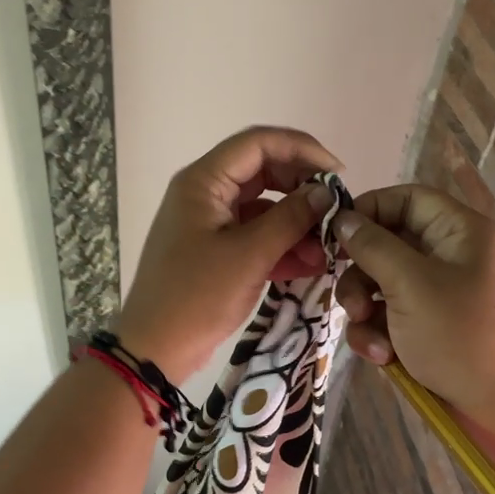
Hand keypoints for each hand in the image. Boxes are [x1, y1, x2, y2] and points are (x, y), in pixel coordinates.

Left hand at [118, 127, 341, 380]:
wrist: (155, 350)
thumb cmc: (197, 297)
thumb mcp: (249, 256)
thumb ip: (291, 219)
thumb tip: (326, 192)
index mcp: (203, 181)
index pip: (259, 143)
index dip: (303, 151)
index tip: (339, 175)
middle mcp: (205, 193)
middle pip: (264, 173)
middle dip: (303, 192)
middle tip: (336, 213)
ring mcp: (209, 224)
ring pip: (263, 208)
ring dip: (296, 225)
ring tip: (328, 250)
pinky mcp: (215, 252)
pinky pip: (255, 237)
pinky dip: (281, 247)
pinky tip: (311, 265)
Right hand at [332, 184, 494, 427]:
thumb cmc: (459, 337)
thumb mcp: (410, 286)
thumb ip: (373, 247)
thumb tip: (343, 219)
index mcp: (460, 232)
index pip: (407, 199)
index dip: (369, 211)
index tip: (334, 235)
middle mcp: (451, 255)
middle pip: (387, 244)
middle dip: (361, 277)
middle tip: (350, 305)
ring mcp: (440, 292)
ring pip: (381, 284)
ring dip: (365, 312)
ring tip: (372, 343)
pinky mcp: (429, 324)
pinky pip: (391, 315)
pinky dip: (380, 333)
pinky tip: (384, 357)